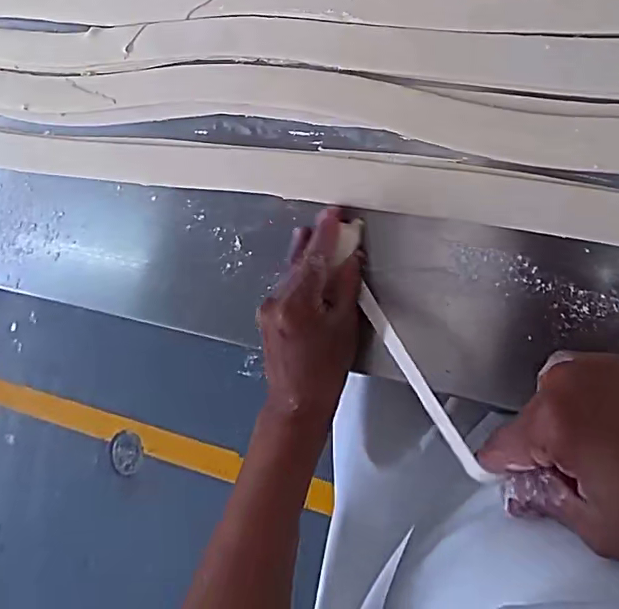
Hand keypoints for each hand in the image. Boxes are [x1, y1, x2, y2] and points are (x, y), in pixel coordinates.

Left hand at [256, 207, 363, 424]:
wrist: (297, 403)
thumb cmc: (323, 373)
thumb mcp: (345, 325)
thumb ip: (346, 286)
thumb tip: (351, 259)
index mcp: (298, 303)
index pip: (315, 256)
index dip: (328, 232)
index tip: (335, 215)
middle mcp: (277, 300)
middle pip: (300, 259)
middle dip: (319, 240)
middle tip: (336, 224)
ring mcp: (269, 306)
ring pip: (292, 270)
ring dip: (310, 257)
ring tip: (328, 244)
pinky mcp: (268, 312)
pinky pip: (287, 283)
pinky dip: (303, 274)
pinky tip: (315, 273)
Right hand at [475, 352, 618, 579]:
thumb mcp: (595, 526)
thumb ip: (544, 500)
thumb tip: (520, 490)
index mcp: (553, 418)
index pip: (501, 445)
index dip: (504, 473)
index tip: (516, 490)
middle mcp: (566, 379)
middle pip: (527, 418)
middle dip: (538, 450)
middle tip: (573, 487)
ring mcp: (594, 365)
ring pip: (552, 398)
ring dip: (561, 426)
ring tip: (600, 462)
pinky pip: (579, 383)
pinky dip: (583, 407)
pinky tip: (614, 439)